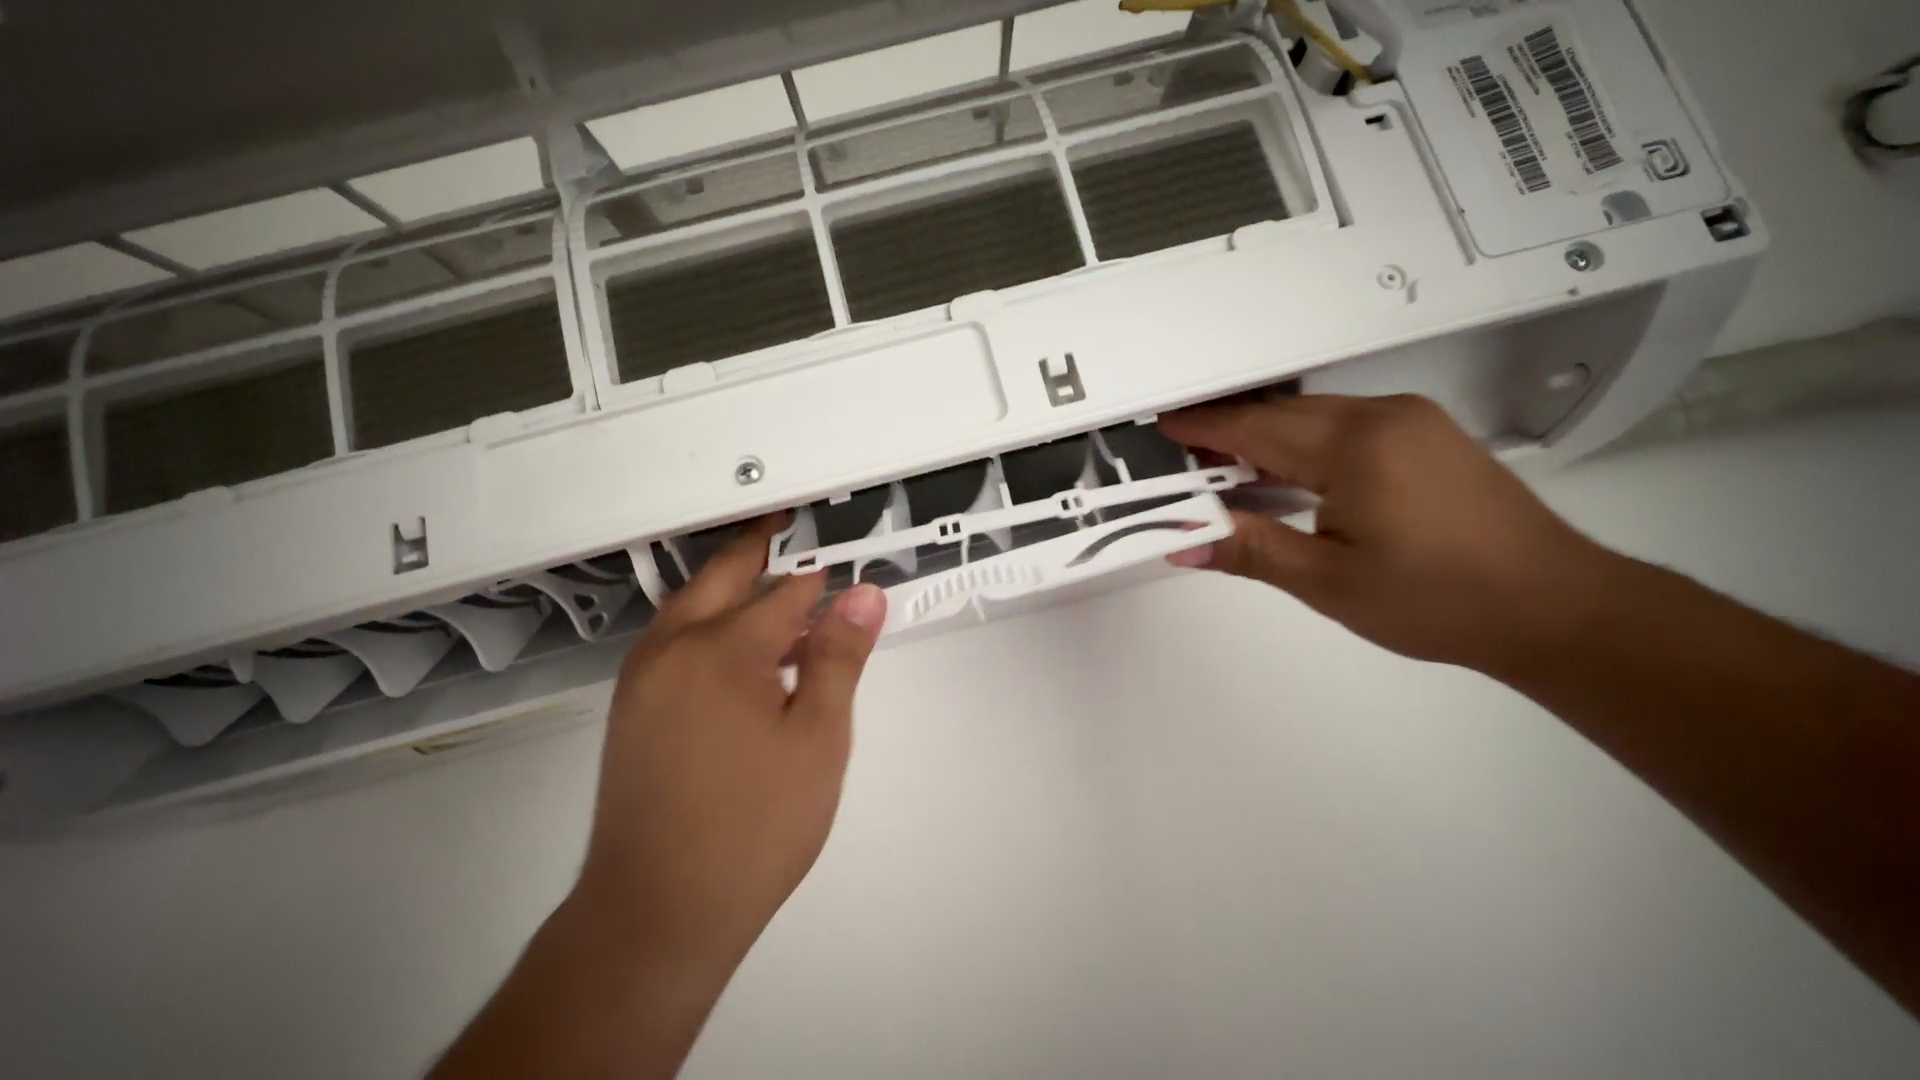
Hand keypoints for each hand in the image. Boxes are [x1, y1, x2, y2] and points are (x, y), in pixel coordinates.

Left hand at [576, 517, 887, 967]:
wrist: (660, 910)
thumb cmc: (756, 825)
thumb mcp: (818, 740)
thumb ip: (838, 660)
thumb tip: (863, 595)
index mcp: (720, 649)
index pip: (783, 595)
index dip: (820, 583)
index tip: (847, 574)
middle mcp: (670, 650)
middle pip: (719, 580)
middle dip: (756, 553)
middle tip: (786, 529)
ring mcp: (640, 682)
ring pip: (686, 609)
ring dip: (725, 588)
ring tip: (765, 585)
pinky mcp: (628, 714)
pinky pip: (670, 645)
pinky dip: (703, 626)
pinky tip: (732, 652)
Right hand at [1159, 394, 1616, 675]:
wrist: (1553, 605)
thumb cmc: (1436, 599)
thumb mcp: (1329, 582)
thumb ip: (1251, 551)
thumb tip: (1181, 541)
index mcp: (1353, 445)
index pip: (1255, 427)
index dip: (1203, 428)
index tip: (1161, 428)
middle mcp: (1383, 415)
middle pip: (1284, 414)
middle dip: (1230, 430)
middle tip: (1184, 456)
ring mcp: (1414, 421)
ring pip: (1317, 417)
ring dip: (1269, 437)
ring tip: (1227, 468)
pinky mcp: (1432, 436)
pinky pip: (1350, 425)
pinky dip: (1307, 443)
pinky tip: (1291, 473)